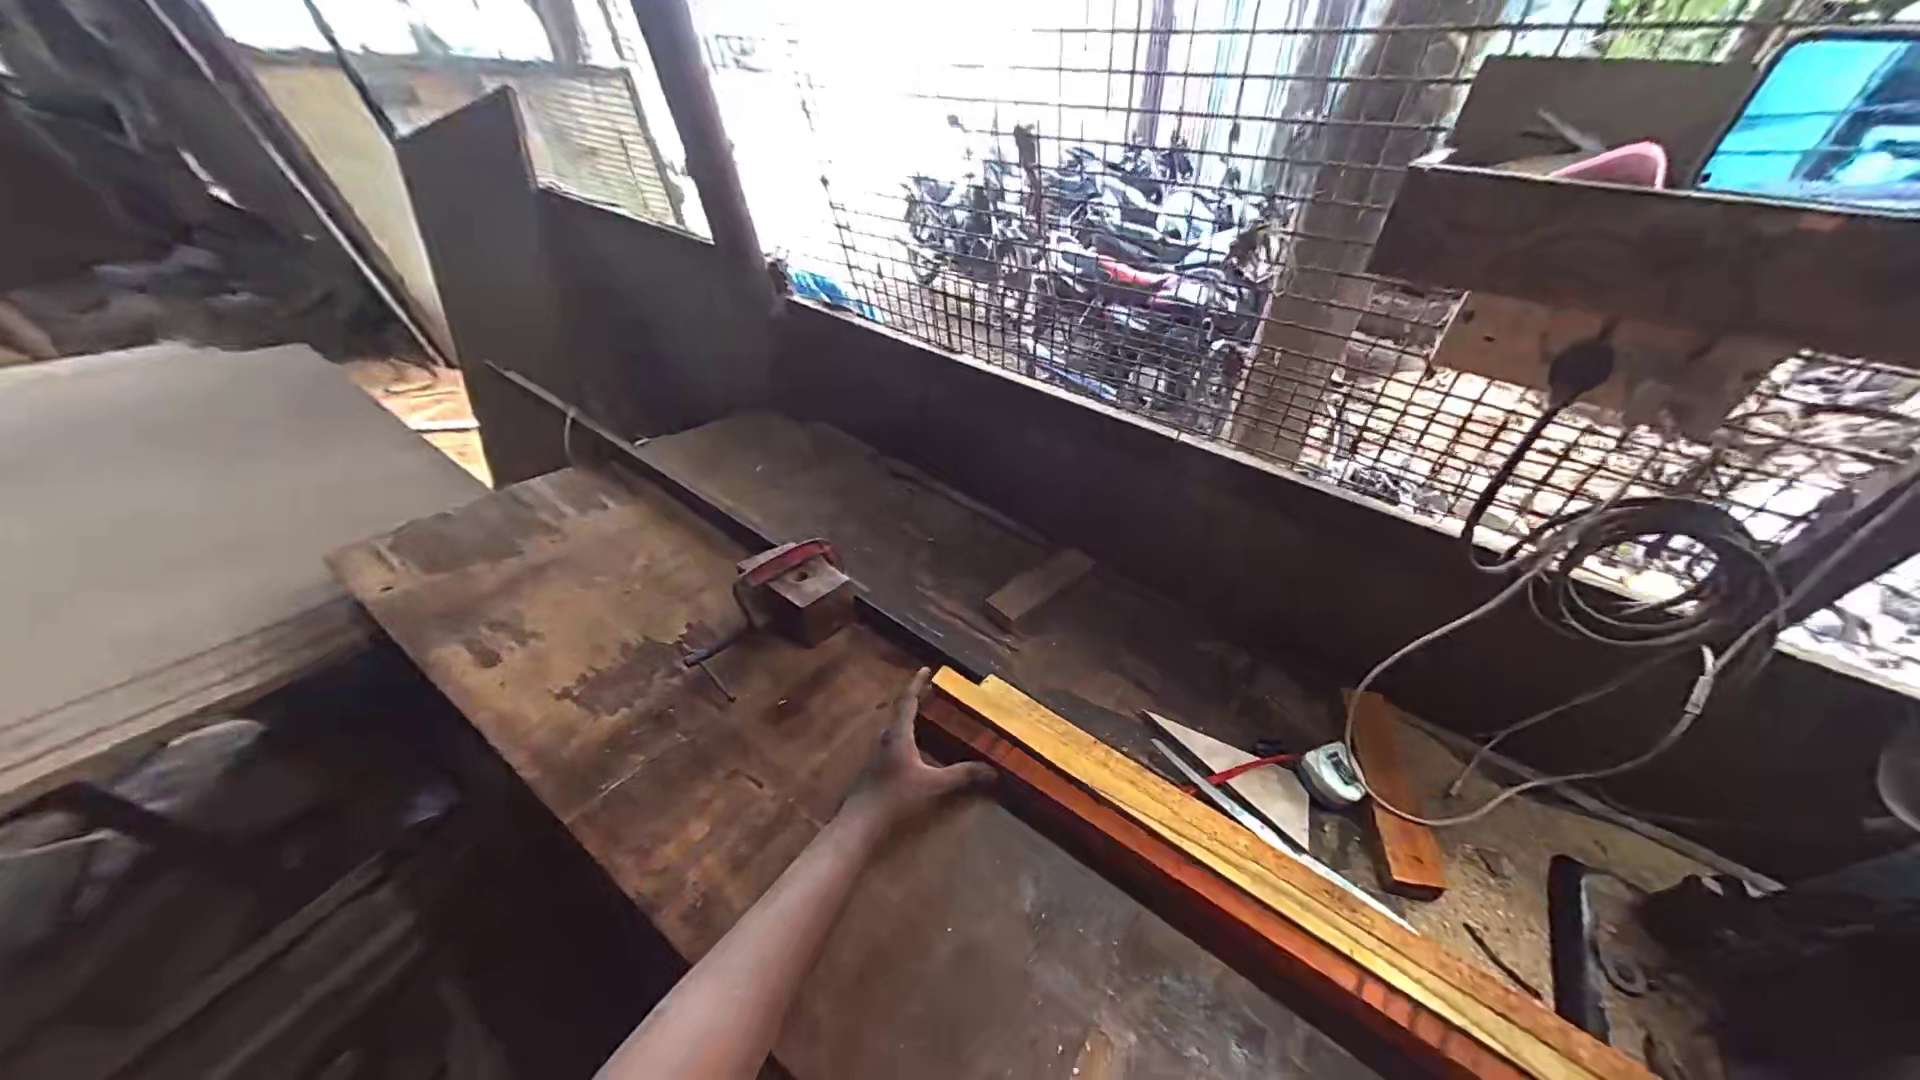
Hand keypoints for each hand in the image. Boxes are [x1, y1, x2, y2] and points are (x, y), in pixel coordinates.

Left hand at [841, 668, 994, 830]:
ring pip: (897, 730)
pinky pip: (895, 744)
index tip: (927, 668)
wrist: (860, 823)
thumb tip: (992, 770)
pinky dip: (909, 737)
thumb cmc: (896, 797)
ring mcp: (879, 754)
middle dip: (918, 700)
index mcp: (898, 734)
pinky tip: (917, 750)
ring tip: (929, 718)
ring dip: (912, 720)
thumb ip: (962, 775)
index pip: (908, 700)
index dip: (918, 683)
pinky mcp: (876, 769)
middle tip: (934, 692)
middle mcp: (886, 739)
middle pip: (902, 712)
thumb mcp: (933, 784)